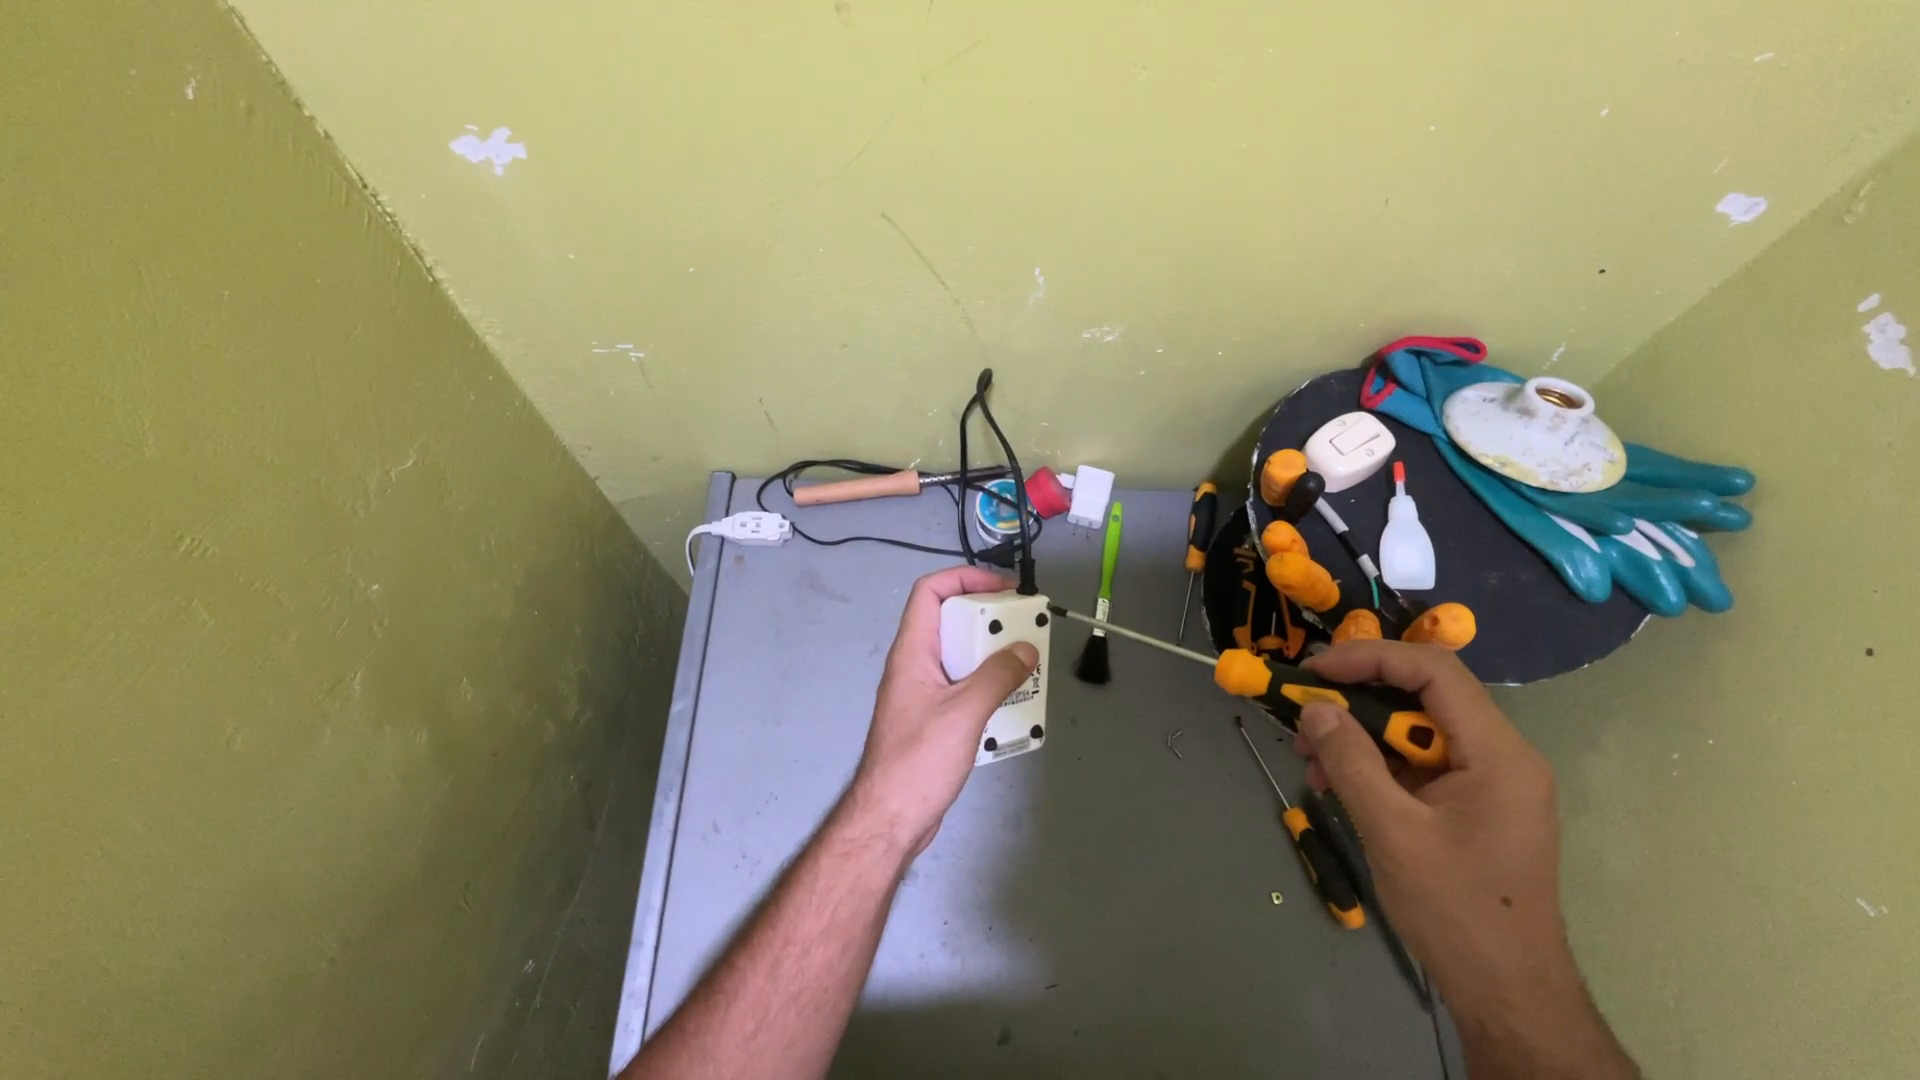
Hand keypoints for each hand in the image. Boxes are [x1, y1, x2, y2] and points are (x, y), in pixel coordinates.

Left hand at [845, 566, 1038, 858]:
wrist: (890, 820)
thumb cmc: (918, 762)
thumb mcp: (963, 713)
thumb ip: (997, 677)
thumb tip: (1026, 649)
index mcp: (913, 652)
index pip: (930, 592)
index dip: (964, 577)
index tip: (1004, 588)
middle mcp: (916, 666)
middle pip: (953, 623)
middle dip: (991, 620)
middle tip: (1027, 628)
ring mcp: (925, 694)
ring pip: (963, 658)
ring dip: (995, 658)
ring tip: (1029, 666)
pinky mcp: (935, 720)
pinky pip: (966, 689)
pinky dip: (990, 690)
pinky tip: (1014, 706)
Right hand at [1293, 641, 1570, 1016]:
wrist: (1507, 991)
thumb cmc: (1455, 910)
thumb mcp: (1391, 831)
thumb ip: (1351, 761)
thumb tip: (1314, 708)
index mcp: (1498, 753)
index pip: (1434, 671)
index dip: (1370, 659)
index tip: (1315, 671)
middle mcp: (1501, 755)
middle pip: (1423, 696)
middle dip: (1356, 698)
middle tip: (1303, 713)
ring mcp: (1488, 781)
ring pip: (1415, 730)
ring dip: (1359, 734)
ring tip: (1310, 755)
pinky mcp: (1471, 804)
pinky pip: (1418, 763)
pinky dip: (1374, 764)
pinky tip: (1334, 782)